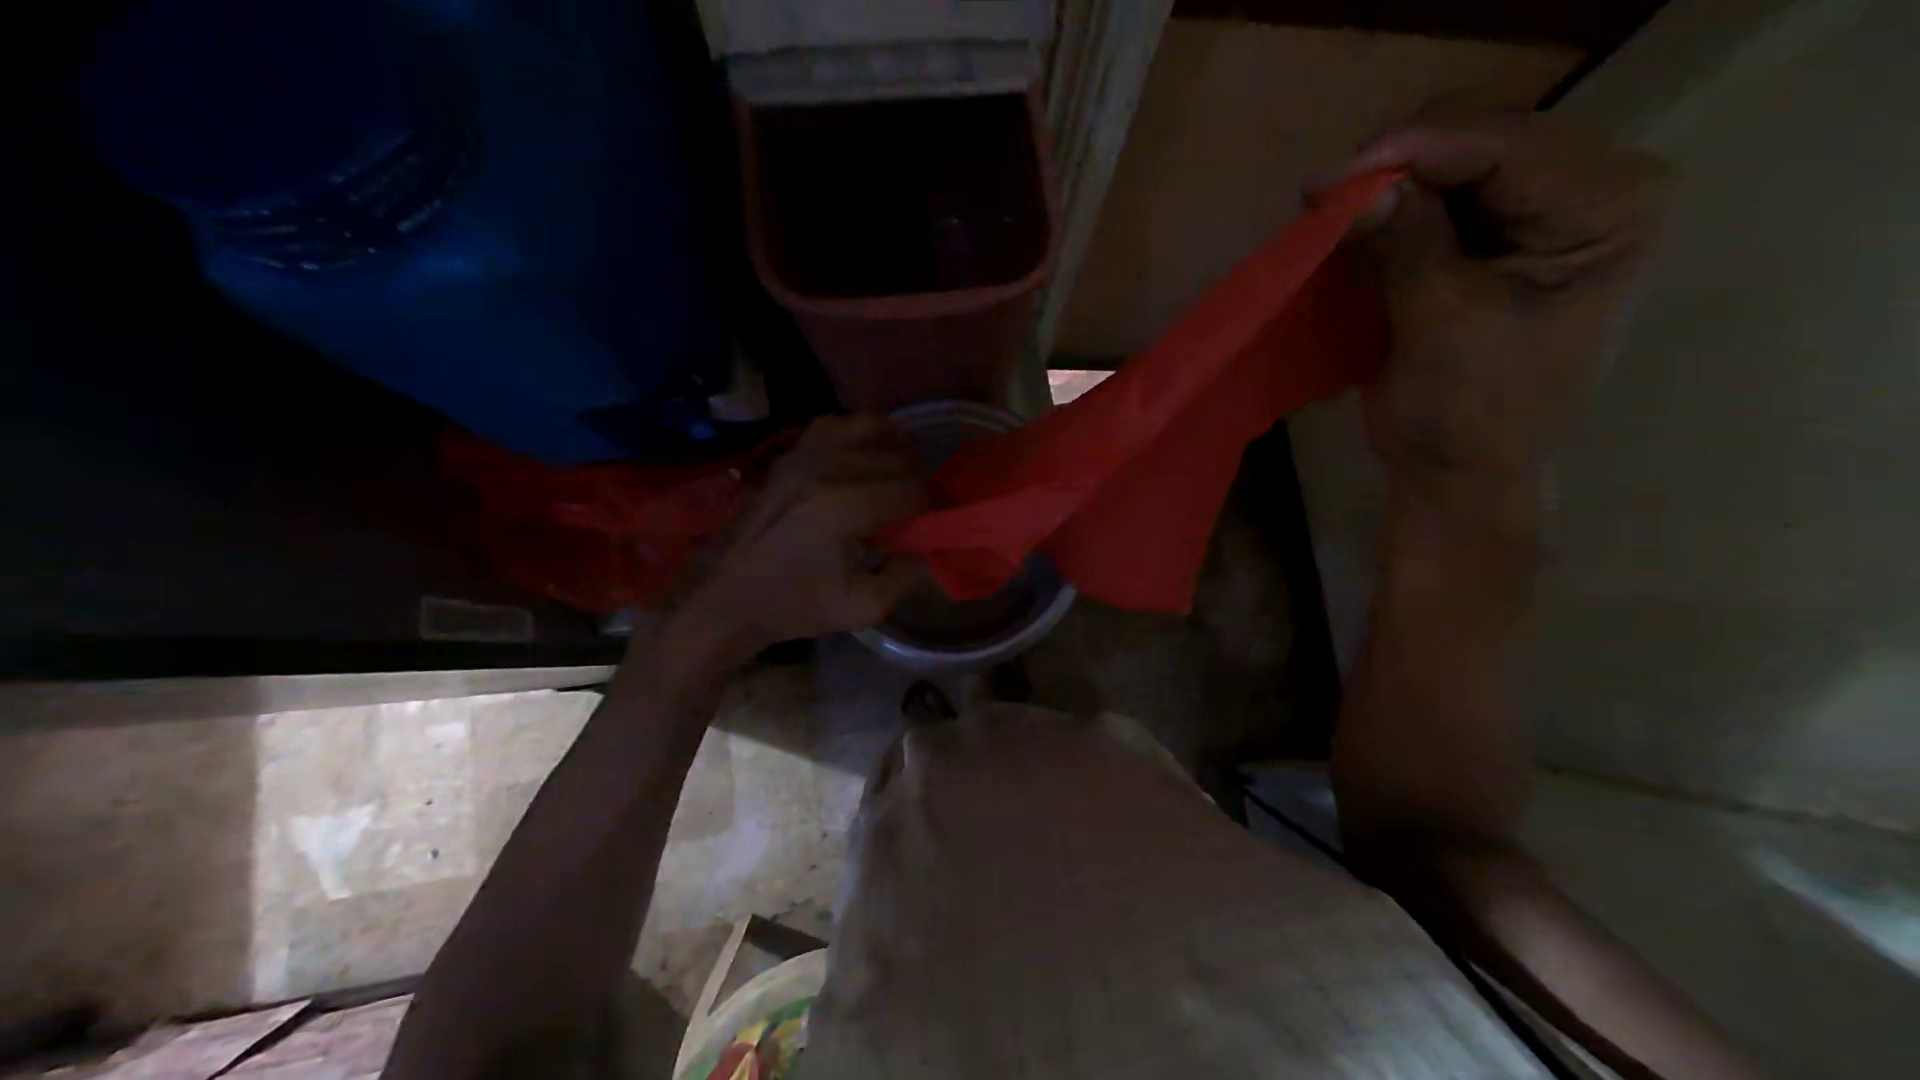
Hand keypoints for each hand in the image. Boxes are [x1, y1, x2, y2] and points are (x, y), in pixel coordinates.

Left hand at [672, 416, 928, 661]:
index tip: (926, 528)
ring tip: (899, 475)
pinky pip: (835, 424)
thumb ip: (907, 574)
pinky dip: (859, 433)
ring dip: (894, 449)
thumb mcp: (863, 607)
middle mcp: (827, 467)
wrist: (726, 596)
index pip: (912, 489)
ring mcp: (804, 454)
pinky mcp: (788, 454)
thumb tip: (926, 546)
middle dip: (915, 482)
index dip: (929, 508)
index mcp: (846, 505)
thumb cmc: (793, 607)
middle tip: (914, 512)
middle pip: (896, 457)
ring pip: (870, 427)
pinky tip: (864, 456)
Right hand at [1316, 115, 1667, 492]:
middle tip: (1323, 195)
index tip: (1332, 180)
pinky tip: (1347, 225)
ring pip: (1450, 164)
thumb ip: (1406, 249)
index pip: (1508, 147)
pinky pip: (1431, 202)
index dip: (1417, 152)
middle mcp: (1582, 195)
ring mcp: (1533, 216)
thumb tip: (1353, 188)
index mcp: (1605, 210)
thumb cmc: (1469, 414)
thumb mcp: (1441, 327)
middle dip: (1398, 163)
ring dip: (1384, 185)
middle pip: (1482, 140)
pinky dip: (1384, 212)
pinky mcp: (1487, 242)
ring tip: (1327, 209)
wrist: (1459, 474)